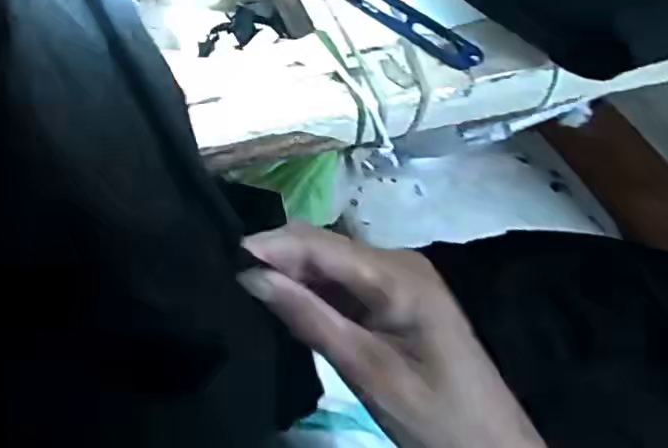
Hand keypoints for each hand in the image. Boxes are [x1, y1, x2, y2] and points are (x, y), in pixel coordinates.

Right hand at [241, 225, 545, 447]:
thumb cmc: (443, 424)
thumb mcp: (371, 374)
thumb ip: (309, 318)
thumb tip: (248, 275)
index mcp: (399, 274)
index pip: (317, 243)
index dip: (268, 245)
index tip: (225, 256)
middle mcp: (395, 260)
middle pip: (317, 242)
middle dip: (274, 254)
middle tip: (231, 275)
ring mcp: (394, 276)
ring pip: (322, 257)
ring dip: (287, 269)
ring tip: (248, 284)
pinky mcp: (390, 294)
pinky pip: (335, 276)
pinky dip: (307, 285)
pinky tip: (284, 299)